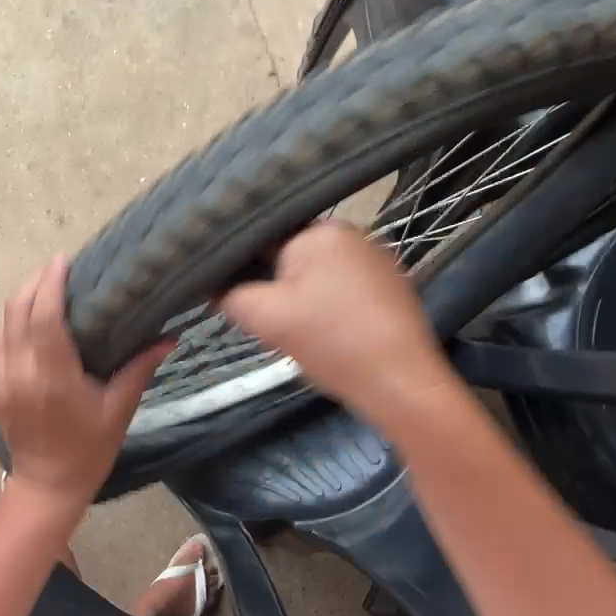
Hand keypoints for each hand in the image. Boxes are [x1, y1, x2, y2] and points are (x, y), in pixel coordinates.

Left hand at [0, 254, 171, 508]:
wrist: (48, 485)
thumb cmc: (89, 449)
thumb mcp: (119, 409)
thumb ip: (139, 369)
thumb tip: (170, 336)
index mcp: (52, 377)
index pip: (43, 316)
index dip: (50, 283)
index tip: (63, 261)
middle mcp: (19, 373)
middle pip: (16, 311)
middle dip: (34, 284)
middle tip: (58, 272)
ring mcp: (0, 380)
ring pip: (0, 323)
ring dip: (20, 301)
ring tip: (44, 289)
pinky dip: (8, 323)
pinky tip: (27, 318)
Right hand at [218, 221, 456, 408]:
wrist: (400, 384)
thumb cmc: (332, 343)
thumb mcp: (265, 319)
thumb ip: (231, 296)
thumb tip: (215, 288)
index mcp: (320, 231)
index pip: (262, 241)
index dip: (242, 271)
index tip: (234, 299)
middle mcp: (353, 234)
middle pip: (290, 259)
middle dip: (275, 289)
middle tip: (269, 325)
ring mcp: (378, 259)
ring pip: (317, 276)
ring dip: (301, 300)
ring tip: (299, 333)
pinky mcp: (393, 286)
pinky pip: (344, 288)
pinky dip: (329, 308)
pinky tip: (328, 335)